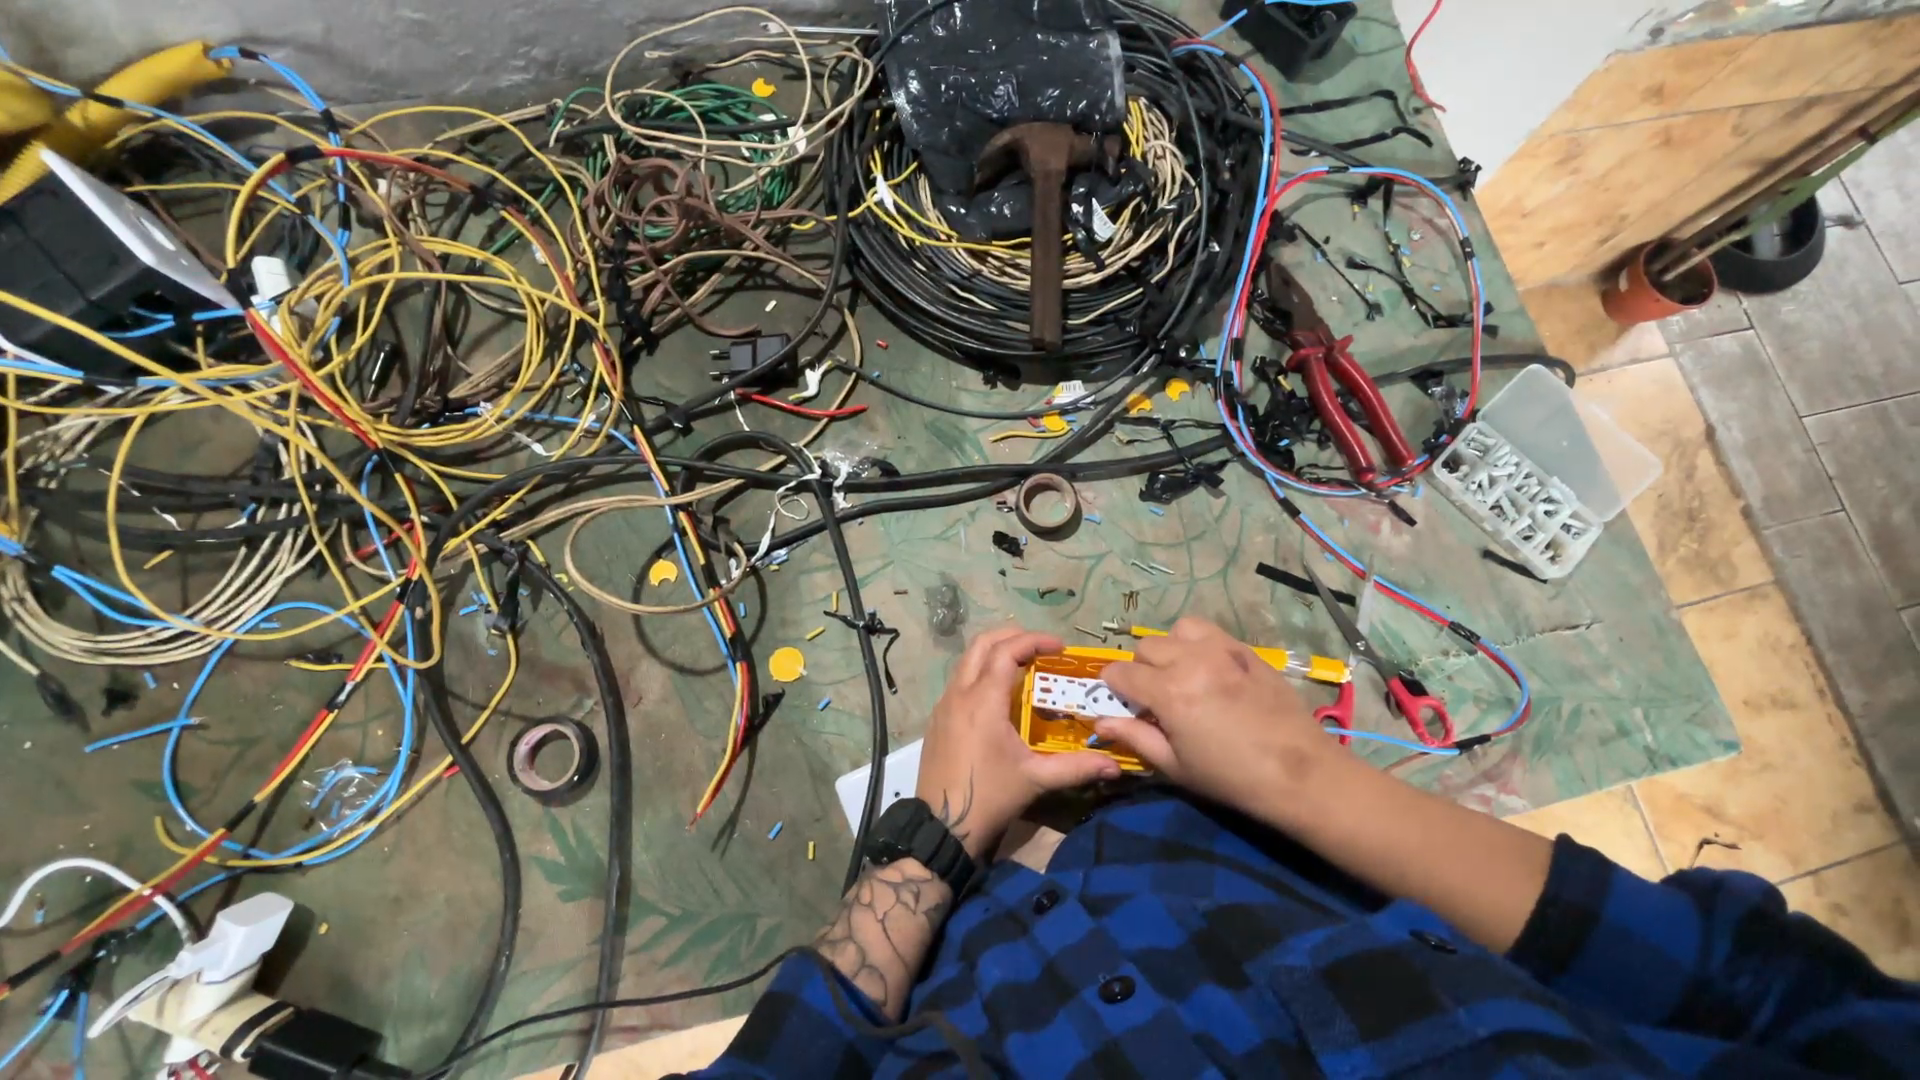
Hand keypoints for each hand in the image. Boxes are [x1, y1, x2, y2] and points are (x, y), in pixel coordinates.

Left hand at [917, 627, 1122, 859]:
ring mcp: (943, 706)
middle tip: (1041, 647)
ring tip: (1024, 665)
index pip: (1006, 651)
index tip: (1059, 647)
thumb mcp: (1035, 780)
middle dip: (1012, 636)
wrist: (941, 827)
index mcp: (983, 701)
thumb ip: (1076, 767)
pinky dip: (981, 672)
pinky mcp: (937, 719)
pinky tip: (1000, 695)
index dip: (1034, 640)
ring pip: (967, 661)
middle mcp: (959, 694)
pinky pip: (959, 681)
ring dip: (994, 653)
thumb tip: (1114, 765)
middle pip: (981, 644)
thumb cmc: (989, 797)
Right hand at [1098, 616, 1337, 815]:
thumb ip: (1135, 737)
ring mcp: (1222, 650)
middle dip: (1140, 669)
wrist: (1300, 774)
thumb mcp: (1175, 766)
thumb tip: (1101, 722)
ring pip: (1177, 631)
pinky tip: (1209, 670)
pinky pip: (1209, 632)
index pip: (1120, 672)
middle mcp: (1191, 661)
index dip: (1113, 688)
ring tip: (1181, 674)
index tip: (1122, 704)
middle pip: (1146, 648)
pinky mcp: (1246, 650)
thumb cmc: (1232, 778)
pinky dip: (1198, 643)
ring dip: (1170, 649)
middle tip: (1154, 697)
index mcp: (1169, 692)